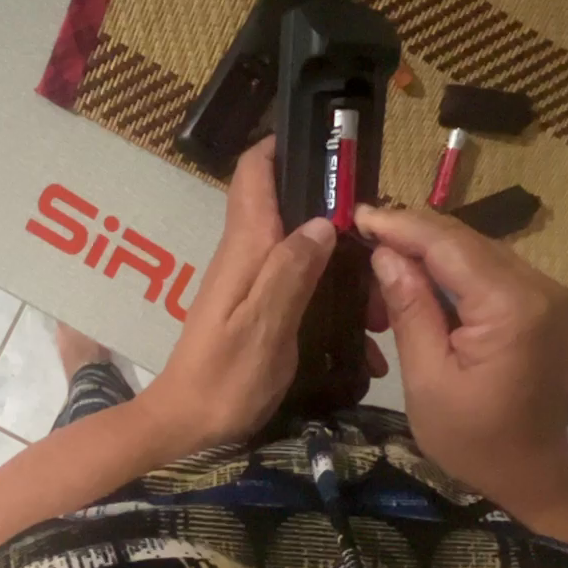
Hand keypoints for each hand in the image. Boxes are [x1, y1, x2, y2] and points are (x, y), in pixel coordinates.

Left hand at [137, 138, 387, 452]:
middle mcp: (245, 256)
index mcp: (245, 249)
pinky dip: (327, 294)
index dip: (288, 144)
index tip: (336, 147)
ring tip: (379, 294)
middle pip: (287, 205)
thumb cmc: (223, 381)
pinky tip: (356, 328)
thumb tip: (322, 221)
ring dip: (338, 260)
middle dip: (333, 208)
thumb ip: (290, 273)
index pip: (255, 171)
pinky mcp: (254, 308)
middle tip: (382, 237)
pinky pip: (296, 283)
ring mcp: (249, 283)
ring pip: (299, 247)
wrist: (186, 423)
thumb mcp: (263, 328)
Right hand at [354, 204, 567, 507]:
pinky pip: (496, 276)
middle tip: (363, 245)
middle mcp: (542, 289)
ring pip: (482, 255)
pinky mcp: (549, 308)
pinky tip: (424, 287)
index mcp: (512, 308)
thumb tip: (386, 254)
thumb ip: (410, 310)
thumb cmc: (470, 440)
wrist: (529, 474)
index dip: (402, 225)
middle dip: (413, 239)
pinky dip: (457, 276)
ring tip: (386, 273)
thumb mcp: (426, 379)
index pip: (450, 246)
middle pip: (469, 243)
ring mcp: (552, 296)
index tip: (358, 214)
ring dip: (433, 258)